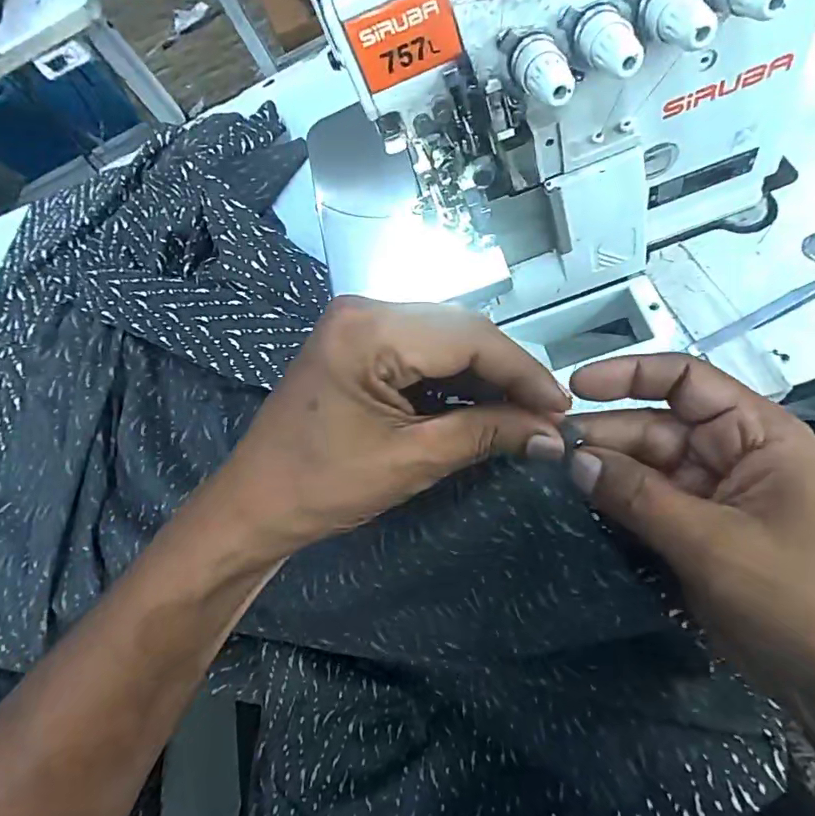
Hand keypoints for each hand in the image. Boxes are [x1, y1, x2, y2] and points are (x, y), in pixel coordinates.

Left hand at [187, 297, 569, 571]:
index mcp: (370, 329)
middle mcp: (367, 309)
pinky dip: (460, 379)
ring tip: (523, 414)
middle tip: (546, 415)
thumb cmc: (322, 486)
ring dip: (489, 376)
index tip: (560, 409)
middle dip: (510, 374)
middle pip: (464, 331)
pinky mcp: (362, 342)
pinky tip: (485, 405)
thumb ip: (487, 435)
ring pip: (450, 338)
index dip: (524, 372)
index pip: (472, 337)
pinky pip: (427, 350)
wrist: (254, 506)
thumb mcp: (413, 460)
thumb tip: (552, 434)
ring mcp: (362, 322)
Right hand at [534, 354, 814, 703]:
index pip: (687, 380)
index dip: (630, 375)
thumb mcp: (714, 544)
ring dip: (607, 475)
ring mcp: (718, 499)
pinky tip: (578, 511)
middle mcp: (736, 455)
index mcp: (758, 434)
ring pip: (651, 470)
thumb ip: (640, 497)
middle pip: (659, 428)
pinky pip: (653, 509)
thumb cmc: (796, 601)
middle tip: (543, 451)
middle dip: (607, 435)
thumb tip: (574, 459)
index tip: (573, 387)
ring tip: (548, 480)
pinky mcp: (704, 538)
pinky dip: (620, 509)